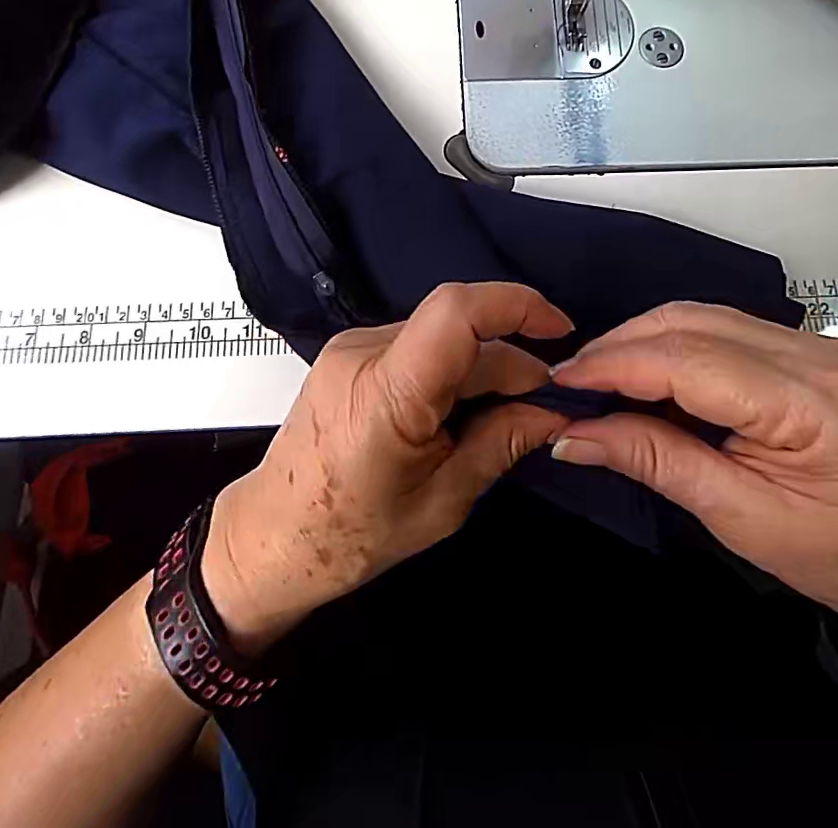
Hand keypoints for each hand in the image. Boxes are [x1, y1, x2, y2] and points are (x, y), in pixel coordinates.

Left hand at [199, 283, 573, 655]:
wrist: (277, 530)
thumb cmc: (351, 530)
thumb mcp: (442, 500)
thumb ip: (500, 443)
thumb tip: (553, 411)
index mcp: (386, 391)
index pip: (457, 312)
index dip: (517, 306)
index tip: (559, 330)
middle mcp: (361, 353)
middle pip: (456, 329)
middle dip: (507, 362)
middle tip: (537, 409)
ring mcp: (347, 349)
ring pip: (436, 335)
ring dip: (475, 367)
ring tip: (489, 420)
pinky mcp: (343, 354)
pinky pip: (411, 345)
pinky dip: (445, 369)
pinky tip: (452, 411)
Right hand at [547, 302, 837, 690]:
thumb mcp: (738, 517)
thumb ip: (652, 460)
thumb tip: (569, 434)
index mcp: (816, 403)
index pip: (686, 360)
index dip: (611, 365)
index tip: (556, 383)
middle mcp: (823, 355)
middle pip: (689, 322)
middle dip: (617, 347)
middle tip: (569, 383)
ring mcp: (821, 345)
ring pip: (699, 317)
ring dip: (638, 343)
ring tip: (598, 381)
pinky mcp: (811, 351)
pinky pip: (720, 331)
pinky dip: (669, 348)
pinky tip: (644, 379)